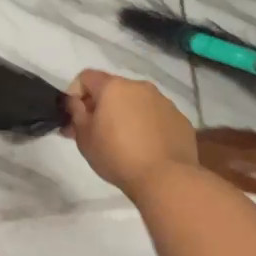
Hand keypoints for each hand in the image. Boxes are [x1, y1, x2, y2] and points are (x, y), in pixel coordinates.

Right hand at [63, 70, 198, 197]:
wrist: (166, 179)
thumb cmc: (117, 156)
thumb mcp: (84, 138)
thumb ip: (76, 114)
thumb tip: (76, 103)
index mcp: (113, 87)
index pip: (86, 76)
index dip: (75, 92)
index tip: (75, 115)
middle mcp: (140, 87)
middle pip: (113, 88)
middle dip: (102, 105)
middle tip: (96, 131)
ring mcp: (164, 102)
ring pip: (137, 102)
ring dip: (126, 114)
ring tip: (124, 141)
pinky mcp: (180, 119)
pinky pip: (157, 116)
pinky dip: (148, 125)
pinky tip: (146, 147)